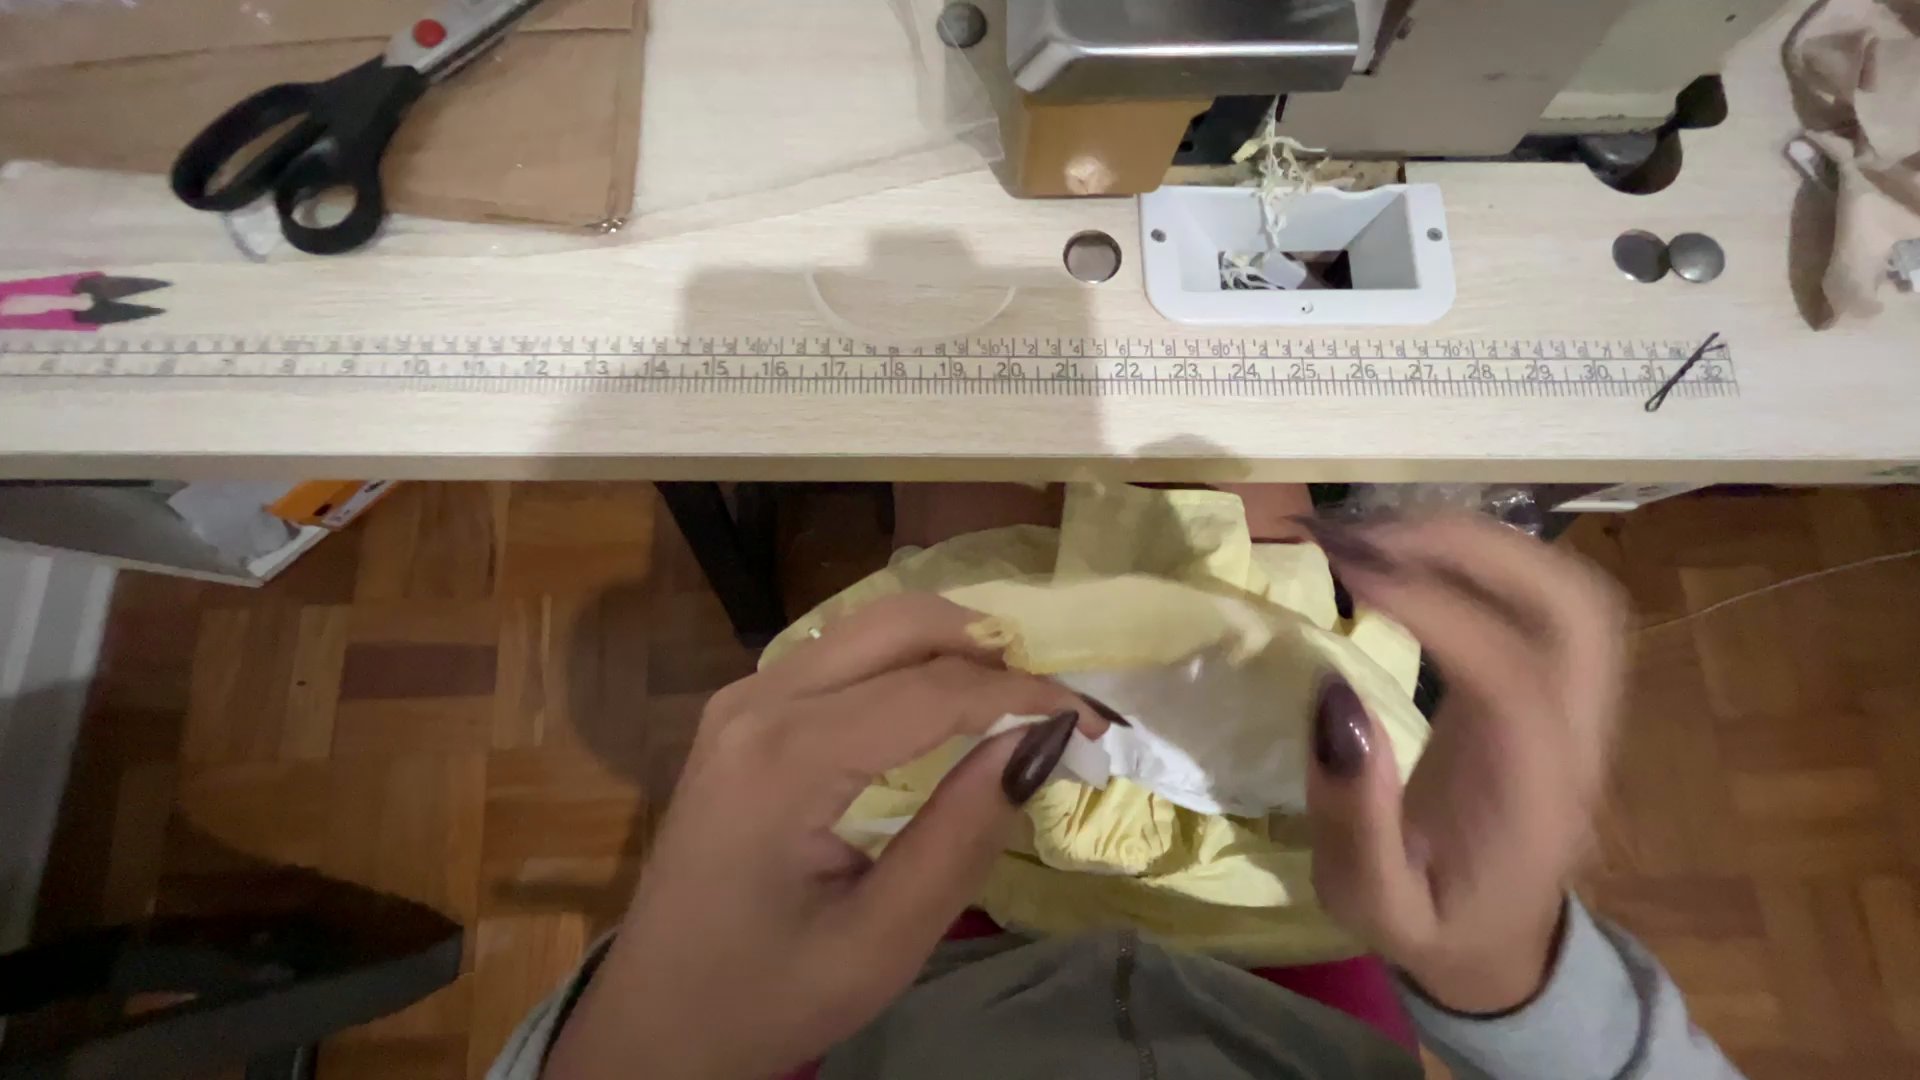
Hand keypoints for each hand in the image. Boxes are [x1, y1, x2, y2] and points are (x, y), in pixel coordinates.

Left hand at [544, 594, 1097, 1079]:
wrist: (652, 1019)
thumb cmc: (766, 994)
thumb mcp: (881, 941)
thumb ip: (964, 834)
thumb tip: (1037, 743)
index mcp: (785, 758)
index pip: (932, 690)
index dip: (1023, 695)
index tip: (1090, 720)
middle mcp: (759, 700)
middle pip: (898, 623)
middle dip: (989, 645)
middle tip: (1049, 699)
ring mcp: (745, 694)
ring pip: (871, 625)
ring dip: (951, 644)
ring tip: (1011, 696)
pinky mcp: (746, 705)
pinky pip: (844, 651)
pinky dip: (909, 658)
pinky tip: (943, 696)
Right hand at [1298, 514, 1626, 1014]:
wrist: (1498, 938)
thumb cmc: (1430, 920)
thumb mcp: (1373, 901)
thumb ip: (1354, 817)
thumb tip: (1333, 697)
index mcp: (1534, 785)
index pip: (1507, 667)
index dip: (1430, 605)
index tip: (1344, 569)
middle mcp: (1574, 729)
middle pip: (1568, 601)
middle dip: (1462, 545)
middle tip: (1356, 533)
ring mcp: (1571, 701)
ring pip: (1560, 585)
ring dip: (1467, 540)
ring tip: (1371, 531)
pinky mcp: (1546, 685)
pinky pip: (1533, 598)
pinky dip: (1469, 556)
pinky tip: (1399, 555)